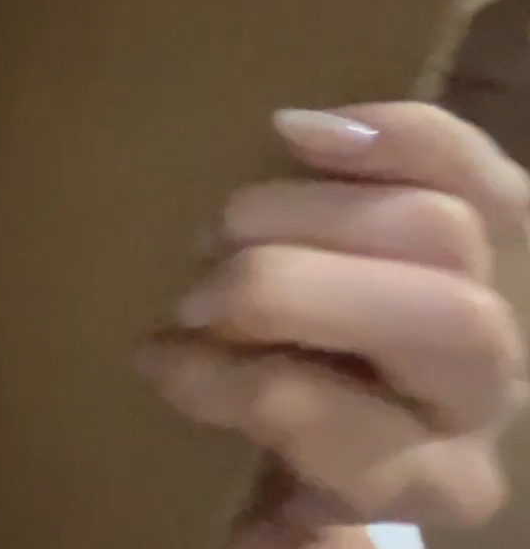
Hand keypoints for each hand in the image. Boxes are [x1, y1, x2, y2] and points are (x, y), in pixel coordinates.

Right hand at [138, 103, 529, 547]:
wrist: (346, 360)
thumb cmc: (281, 437)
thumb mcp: (274, 509)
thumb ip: (285, 541)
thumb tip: (300, 540)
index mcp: (409, 471)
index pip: (325, 413)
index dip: (223, 383)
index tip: (154, 364)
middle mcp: (475, 392)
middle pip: (434, 318)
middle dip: (271, 287)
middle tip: (196, 291)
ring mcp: (485, 292)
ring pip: (435, 228)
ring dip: (295, 215)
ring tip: (228, 228)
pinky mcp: (489, 215)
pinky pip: (458, 161)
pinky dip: (386, 136)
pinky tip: (301, 134)